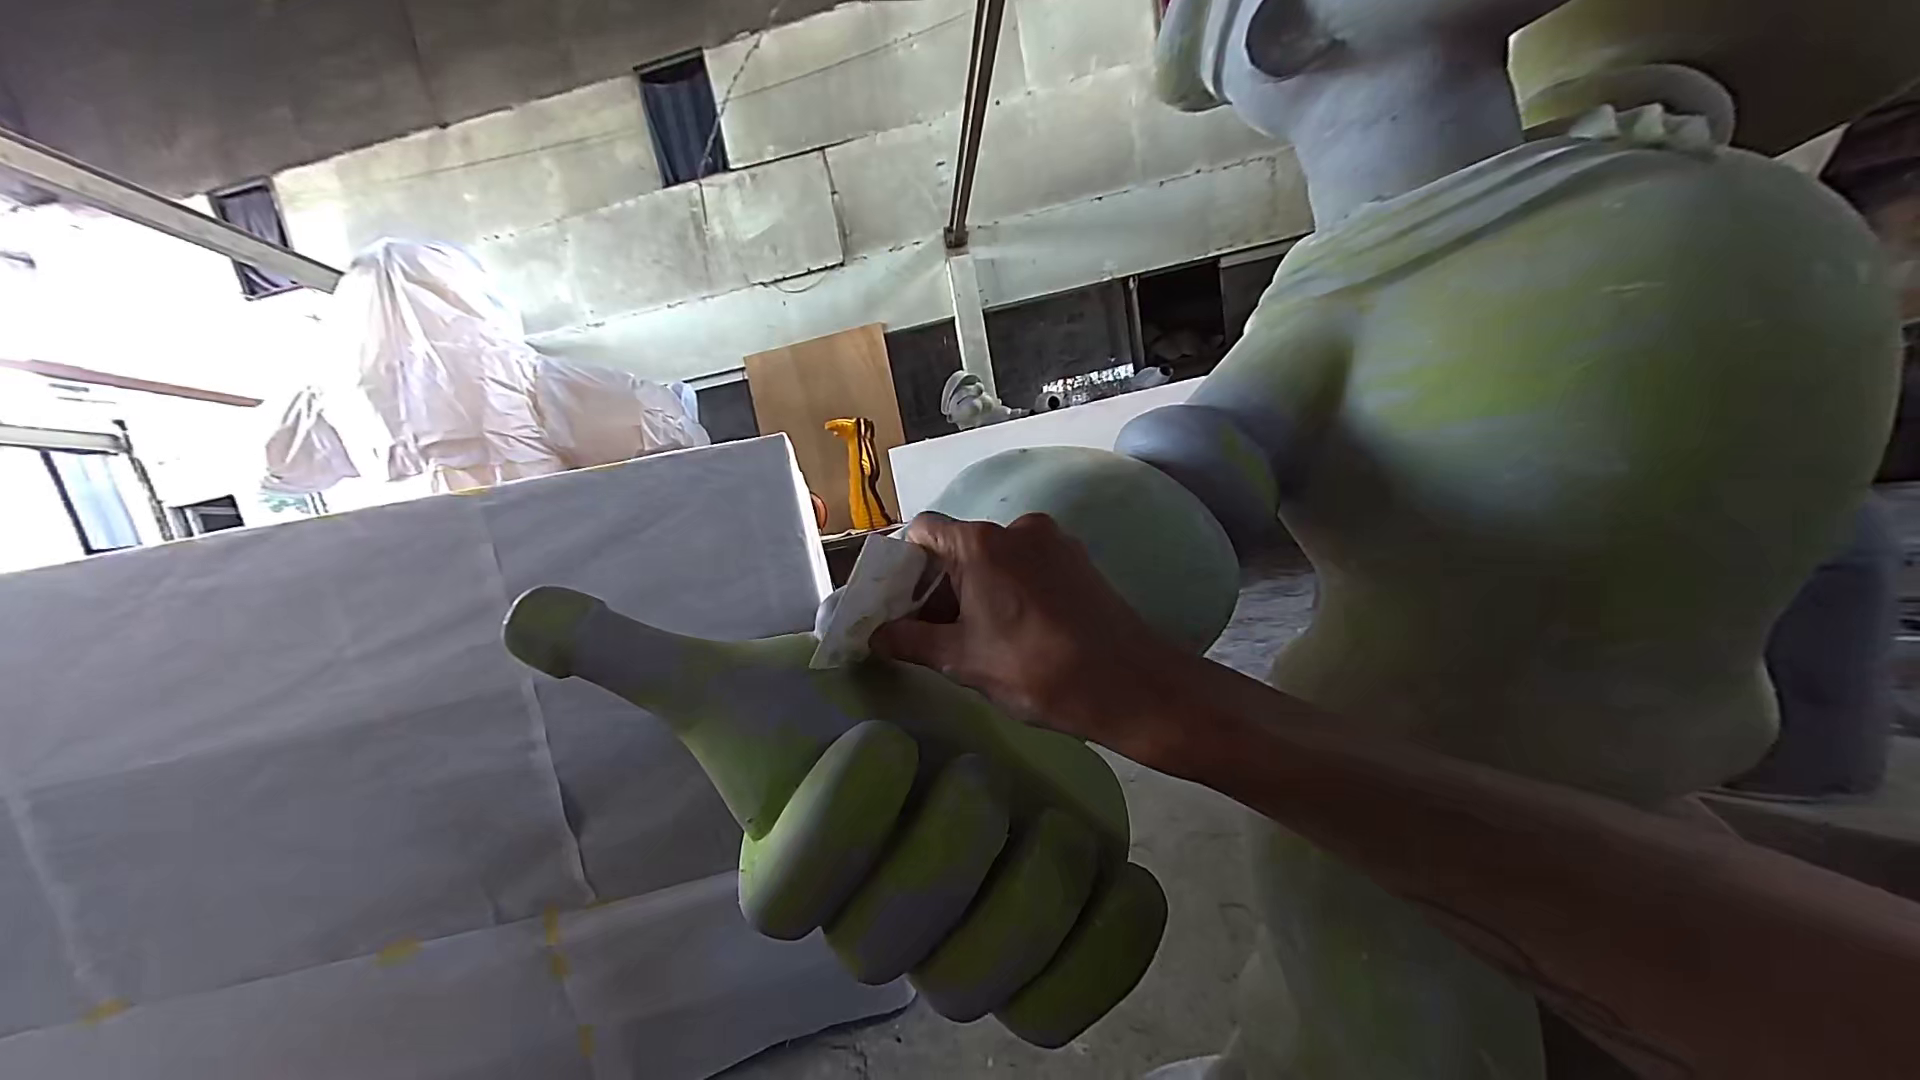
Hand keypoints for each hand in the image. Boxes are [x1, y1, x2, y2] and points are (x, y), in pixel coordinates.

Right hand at [873, 512, 1189, 761]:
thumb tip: (876, 635)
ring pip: (996, 556)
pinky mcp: (1079, 559)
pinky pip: (1028, 563)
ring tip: (978, 633)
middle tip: (933, 627)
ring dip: (977, 586)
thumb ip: (911, 640)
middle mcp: (1017, 527)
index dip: (904, 561)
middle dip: (940, 582)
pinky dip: (1011, 585)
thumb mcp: (963, 660)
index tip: (899, 598)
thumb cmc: (1035, 668)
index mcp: (980, 543)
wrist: (1129, 683)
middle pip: (960, 544)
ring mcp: (1053, 540)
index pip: (923, 530)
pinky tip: (1018, 627)